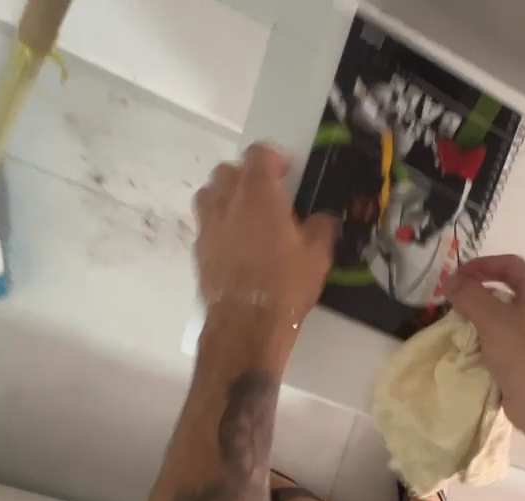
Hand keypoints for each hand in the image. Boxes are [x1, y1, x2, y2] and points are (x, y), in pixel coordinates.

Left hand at [193, 143, 338, 324]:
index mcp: (259, 192)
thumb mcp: (318, 255)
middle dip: (248, 175)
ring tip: (245, 213)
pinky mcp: (199, 246)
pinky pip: (207, 221)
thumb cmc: (286, 284)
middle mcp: (228, 198)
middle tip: (267, 194)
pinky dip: (220, 222)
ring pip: (211, 191)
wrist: (247, 321)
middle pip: (230, 169)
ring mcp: (208, 222)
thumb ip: (322, 227)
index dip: (274, 157)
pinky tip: (235, 241)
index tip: (287, 170)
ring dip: (227, 194)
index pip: (259, 154)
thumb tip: (326, 217)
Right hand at [443, 255, 524, 424]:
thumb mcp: (491, 317)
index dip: (481, 265)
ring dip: (478, 317)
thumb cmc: (521, 353)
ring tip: (458, 324)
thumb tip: (450, 282)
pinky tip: (469, 346)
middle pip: (505, 290)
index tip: (458, 276)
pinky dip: (484, 338)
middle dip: (477, 293)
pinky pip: (501, 339)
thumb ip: (468, 294)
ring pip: (501, 316)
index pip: (509, 264)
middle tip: (455, 301)